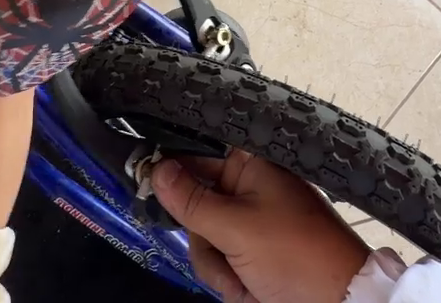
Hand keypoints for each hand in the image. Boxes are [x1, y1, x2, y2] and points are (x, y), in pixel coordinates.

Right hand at [151, 150, 370, 302]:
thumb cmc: (294, 254)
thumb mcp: (236, 228)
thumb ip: (192, 200)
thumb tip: (158, 170)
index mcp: (251, 163)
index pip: (199, 152)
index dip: (173, 168)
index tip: (146, 178)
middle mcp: (250, 186)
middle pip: (196, 201)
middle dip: (203, 236)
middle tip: (219, 253)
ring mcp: (251, 220)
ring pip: (204, 236)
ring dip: (217, 265)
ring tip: (241, 281)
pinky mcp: (253, 251)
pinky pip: (221, 260)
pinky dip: (230, 279)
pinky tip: (249, 290)